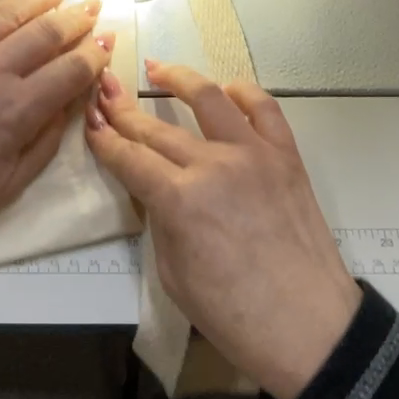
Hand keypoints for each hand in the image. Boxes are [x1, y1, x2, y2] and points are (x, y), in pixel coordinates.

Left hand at [0, 0, 114, 229]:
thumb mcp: (13, 181)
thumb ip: (49, 138)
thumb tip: (76, 99)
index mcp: (19, 111)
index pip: (71, 70)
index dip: (94, 53)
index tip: (107, 41)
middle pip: (47, 33)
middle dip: (76, 17)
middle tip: (93, 5)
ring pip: (11, 11)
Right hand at [85, 60, 361, 398]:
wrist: (310, 330)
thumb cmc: (233, 315)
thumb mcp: (172, 272)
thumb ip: (159, 218)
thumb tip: (153, 186)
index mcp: (179, 200)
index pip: (128, 157)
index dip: (103, 139)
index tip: (89, 121)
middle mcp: (212, 166)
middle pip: (155, 127)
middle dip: (122, 109)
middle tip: (104, 90)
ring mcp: (253, 155)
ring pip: (206, 98)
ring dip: (176, 77)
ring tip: (156, 68)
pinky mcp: (286, 156)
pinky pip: (264, 108)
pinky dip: (242, 91)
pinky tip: (225, 88)